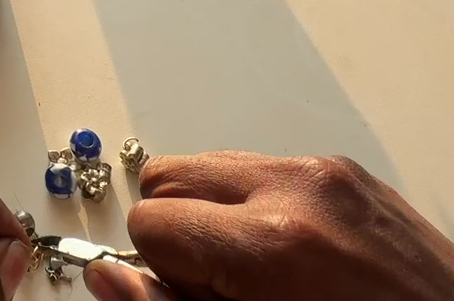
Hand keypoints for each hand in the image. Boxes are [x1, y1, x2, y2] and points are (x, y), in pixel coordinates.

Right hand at [84, 151, 453, 300]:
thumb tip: (102, 274)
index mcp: (275, 244)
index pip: (151, 222)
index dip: (165, 275)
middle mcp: (296, 185)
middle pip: (168, 176)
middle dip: (178, 234)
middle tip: (225, 293)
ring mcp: (328, 170)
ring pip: (208, 165)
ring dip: (213, 216)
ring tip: (263, 276)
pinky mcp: (350, 170)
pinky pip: (261, 169)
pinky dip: (256, 208)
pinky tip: (297, 259)